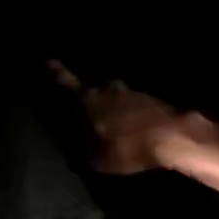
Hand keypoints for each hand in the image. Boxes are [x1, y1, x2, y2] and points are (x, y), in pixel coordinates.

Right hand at [49, 62, 218, 173]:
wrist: (172, 136)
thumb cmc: (127, 147)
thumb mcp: (94, 159)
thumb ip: (78, 150)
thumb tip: (70, 146)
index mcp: (89, 98)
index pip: (66, 82)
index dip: (56, 73)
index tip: (47, 60)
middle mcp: (108, 88)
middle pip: (92, 89)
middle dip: (87, 97)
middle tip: (83, 110)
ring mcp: (131, 91)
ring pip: (113, 96)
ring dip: (110, 107)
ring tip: (109, 124)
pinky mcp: (150, 98)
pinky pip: (130, 104)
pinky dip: (127, 113)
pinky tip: (130, 127)